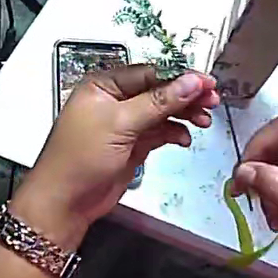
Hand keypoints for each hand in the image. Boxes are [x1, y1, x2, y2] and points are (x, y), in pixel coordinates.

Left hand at [11, 67, 219, 247]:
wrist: (64, 203)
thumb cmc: (81, 157)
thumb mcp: (121, 123)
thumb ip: (159, 101)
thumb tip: (192, 81)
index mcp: (105, 85)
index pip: (151, 73)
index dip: (181, 77)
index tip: (206, 83)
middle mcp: (116, 100)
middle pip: (160, 91)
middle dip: (187, 96)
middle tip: (213, 100)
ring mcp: (126, 123)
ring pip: (164, 112)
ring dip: (185, 115)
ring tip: (204, 121)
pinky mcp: (134, 144)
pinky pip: (161, 132)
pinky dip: (175, 133)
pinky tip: (185, 139)